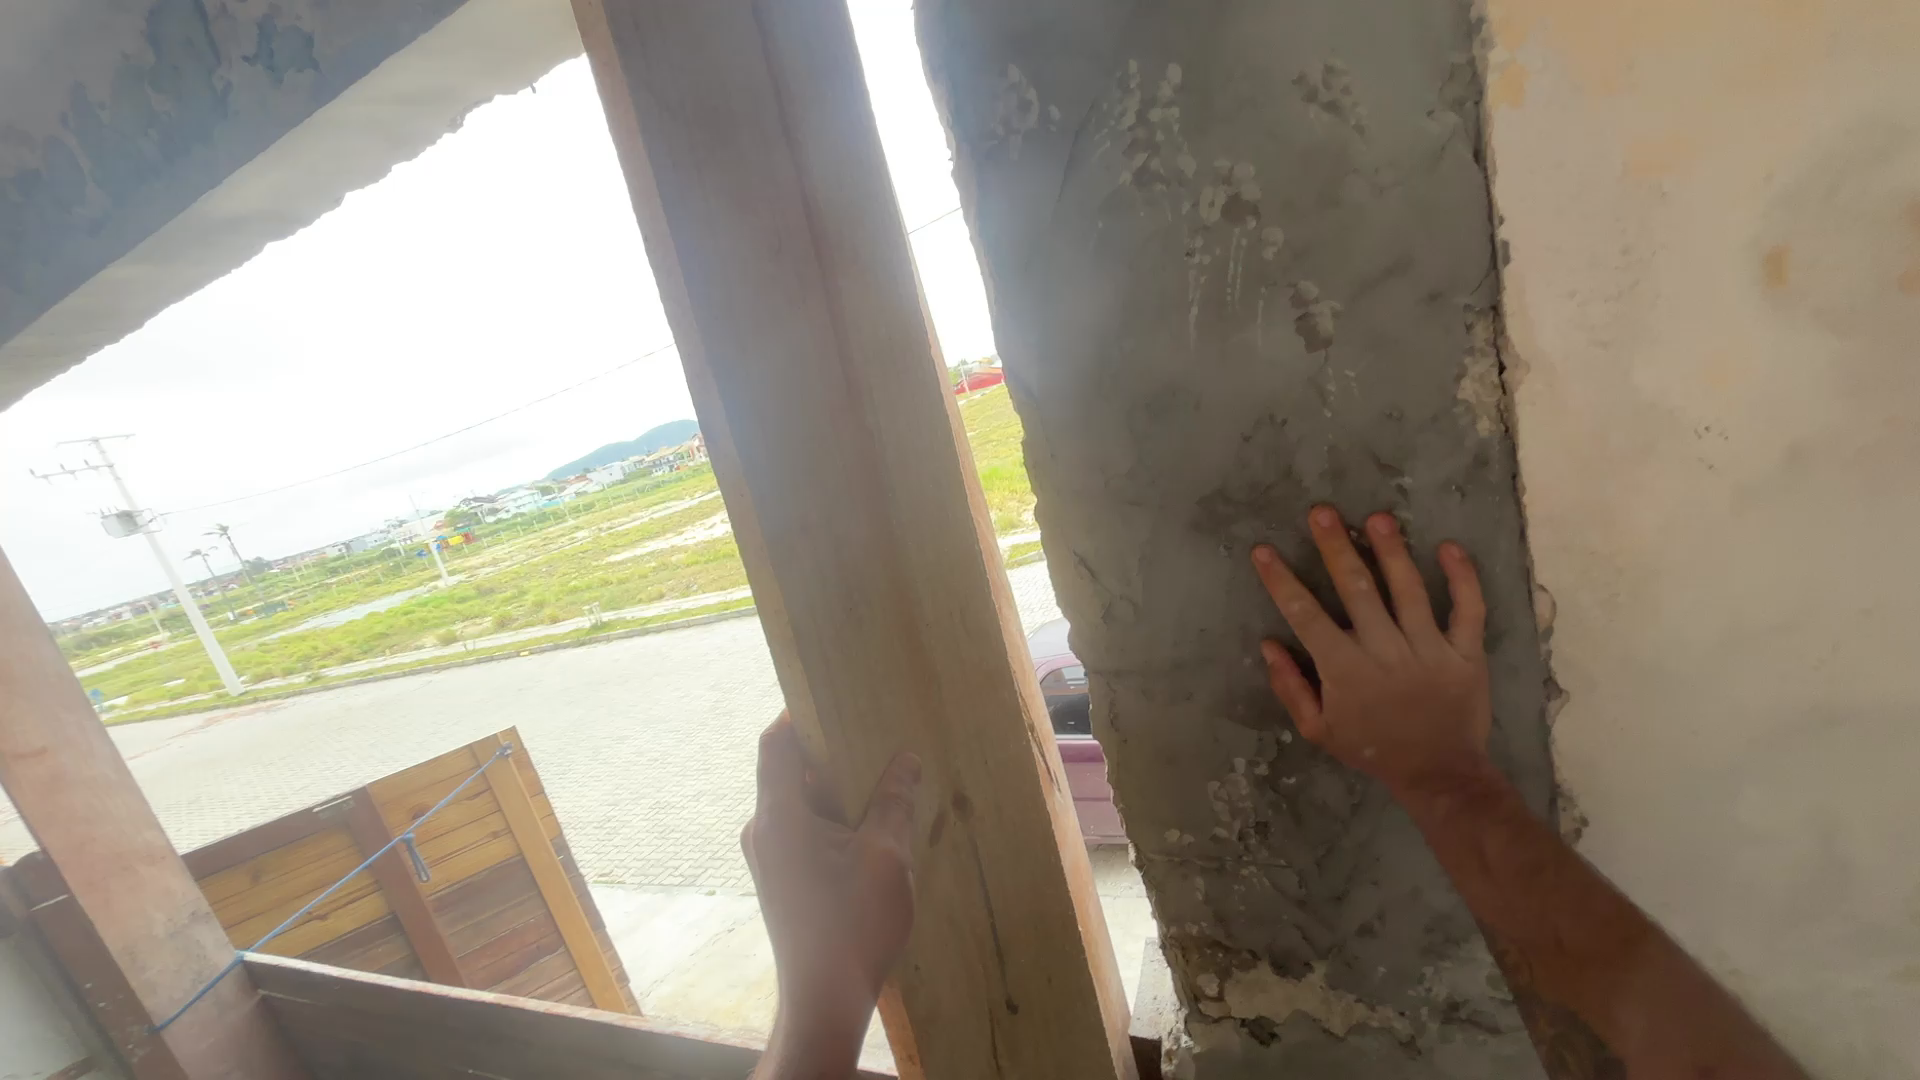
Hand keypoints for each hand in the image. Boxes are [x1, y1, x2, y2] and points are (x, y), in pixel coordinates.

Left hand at [743, 712, 920, 1067]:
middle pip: (786, 769)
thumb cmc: (853, 924)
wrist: (825, 1001)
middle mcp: (764, 831)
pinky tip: (867, 823)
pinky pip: (800, 826)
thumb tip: (906, 760)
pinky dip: (829, 814)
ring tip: (877, 777)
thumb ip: (894, 800)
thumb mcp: (885, 855)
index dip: (797, 713)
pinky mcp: (781, 876)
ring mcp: (769, 856)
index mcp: (779, 817)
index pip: (775, 743)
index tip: (830, 697)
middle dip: (827, 750)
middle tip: (869, 736)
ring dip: (832, 786)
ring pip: (796, 800)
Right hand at [1251, 506, 1494, 800]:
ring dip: (1392, 550)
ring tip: (1378, 517)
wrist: (1441, 774)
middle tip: (1322, 511)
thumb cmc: (1371, 749)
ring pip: (1409, 590)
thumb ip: (1290, 686)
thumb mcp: (1318, 729)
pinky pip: (1467, 610)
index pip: (1304, 614)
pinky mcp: (1467, 654)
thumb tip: (1268, 644)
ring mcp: (1429, 649)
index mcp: (1344, 669)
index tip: (1264, 551)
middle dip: (1336, 546)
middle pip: (1356, 588)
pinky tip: (1449, 547)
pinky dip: (1462, 578)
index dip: (1281, 581)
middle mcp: (1384, 650)